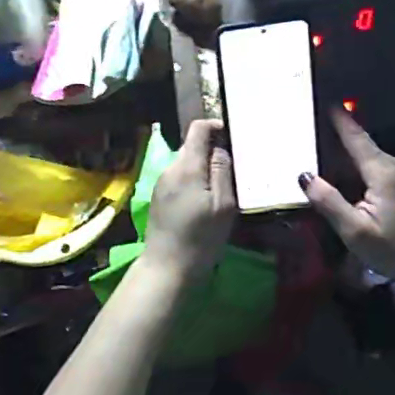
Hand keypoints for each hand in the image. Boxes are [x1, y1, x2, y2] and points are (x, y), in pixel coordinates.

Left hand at [140, 119, 236, 275]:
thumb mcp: (223, 204)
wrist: (167, 267)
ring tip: (223, 186)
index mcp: (186, 166)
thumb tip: (220, 147)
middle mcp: (170, 169)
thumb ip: (222, 170)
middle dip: (212, 151)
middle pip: (192, 147)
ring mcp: (161, 183)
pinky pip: (179, 179)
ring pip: (186, 164)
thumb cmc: (201, 237)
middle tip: (235, 168)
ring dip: (203, 168)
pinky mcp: (159, 197)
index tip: (233, 138)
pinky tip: (205, 201)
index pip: (197, 129)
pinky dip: (194, 182)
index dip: (216, 127)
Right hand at [301, 108, 394, 284]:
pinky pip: (373, 164)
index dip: (340, 120)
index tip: (326, 101)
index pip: (356, 139)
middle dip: (338, 133)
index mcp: (383, 173)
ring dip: (344, 149)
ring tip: (318, 143)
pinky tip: (339, 168)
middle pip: (361, 144)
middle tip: (310, 125)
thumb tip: (304, 175)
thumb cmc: (392, 250)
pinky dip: (354, 161)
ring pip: (367, 154)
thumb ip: (329, 202)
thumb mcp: (354, 231)